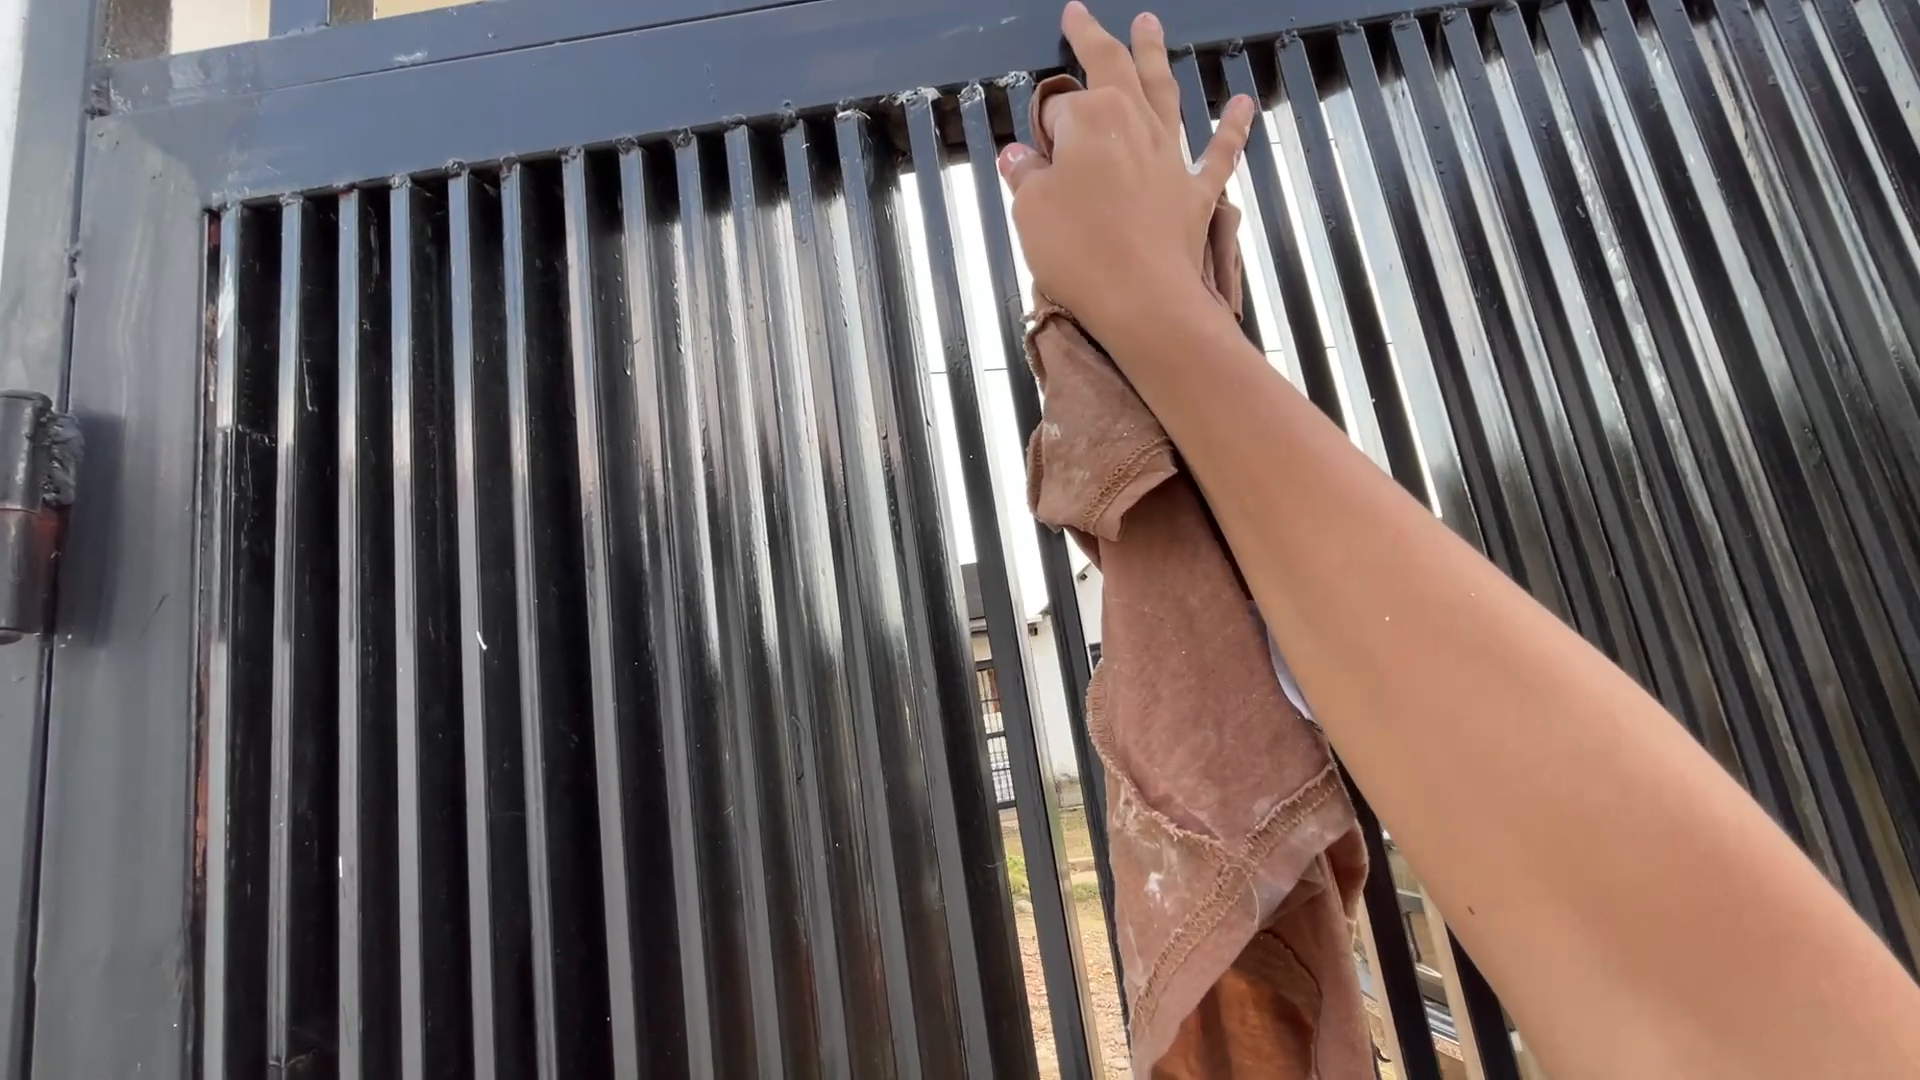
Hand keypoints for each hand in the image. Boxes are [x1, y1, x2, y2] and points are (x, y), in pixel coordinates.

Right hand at [999, 3, 1254, 342]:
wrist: (1142, 298)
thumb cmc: (1078, 251)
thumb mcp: (1030, 210)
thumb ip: (1025, 176)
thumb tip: (1018, 156)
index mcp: (1091, 118)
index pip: (1059, 108)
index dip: (1043, 130)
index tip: (1034, 156)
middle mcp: (1135, 123)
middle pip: (1115, 70)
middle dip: (1095, 39)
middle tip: (1082, 15)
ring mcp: (1170, 156)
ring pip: (1164, 93)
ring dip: (1155, 57)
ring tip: (1150, 26)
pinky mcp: (1196, 193)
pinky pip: (1218, 153)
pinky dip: (1231, 129)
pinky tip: (1241, 106)